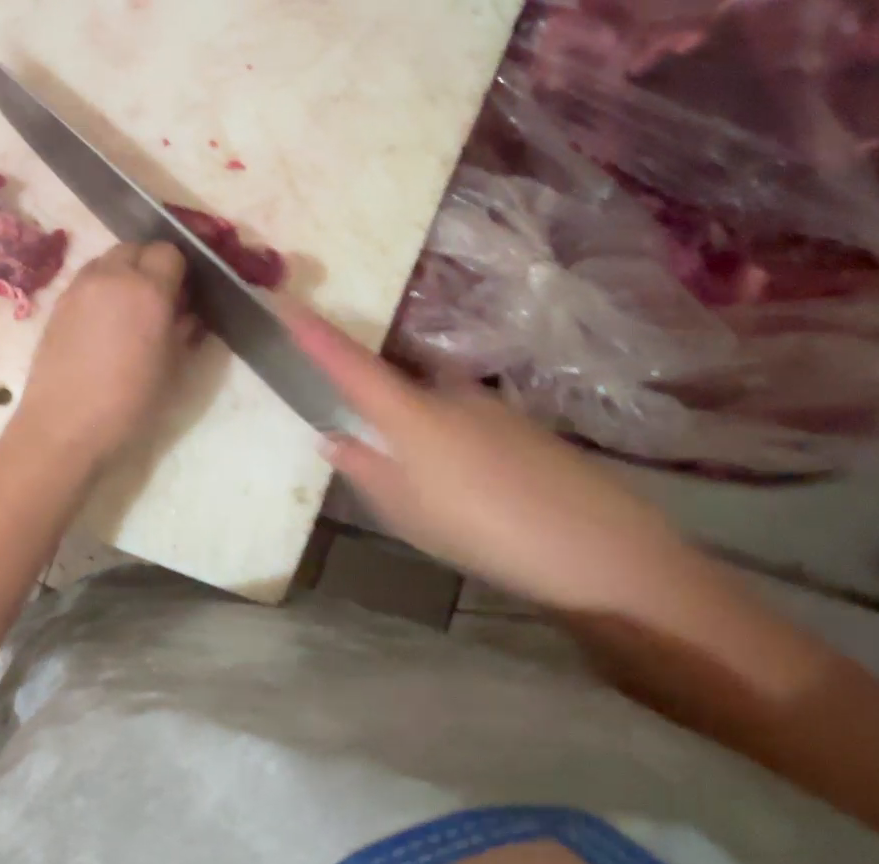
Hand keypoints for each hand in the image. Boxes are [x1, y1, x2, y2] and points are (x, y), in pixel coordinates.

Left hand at [9, 242, 196, 467]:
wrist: (62, 428)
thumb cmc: (127, 404)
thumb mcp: (172, 371)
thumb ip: (184, 332)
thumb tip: (187, 314)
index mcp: (147, 289)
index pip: (170, 252)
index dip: (180, 271)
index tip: (184, 295)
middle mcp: (109, 277)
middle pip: (134, 250)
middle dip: (149, 266)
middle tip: (158, 300)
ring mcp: (77, 290)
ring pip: (105, 262)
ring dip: (121, 275)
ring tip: (128, 311)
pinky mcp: (55, 308)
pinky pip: (83, 284)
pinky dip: (98, 291)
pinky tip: (102, 325)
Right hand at [289, 305, 701, 613]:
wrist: (592, 545)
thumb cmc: (477, 527)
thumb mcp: (403, 510)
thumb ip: (363, 470)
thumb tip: (332, 438)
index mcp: (410, 414)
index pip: (351, 365)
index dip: (316, 335)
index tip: (286, 303)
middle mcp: (451, 395)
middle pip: (398, 377)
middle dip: (372, 389)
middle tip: (357, 423)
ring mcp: (493, 408)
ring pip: (437, 400)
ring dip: (415, 421)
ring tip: (414, 471)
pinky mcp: (524, 428)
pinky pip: (467, 420)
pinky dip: (449, 438)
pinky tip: (460, 483)